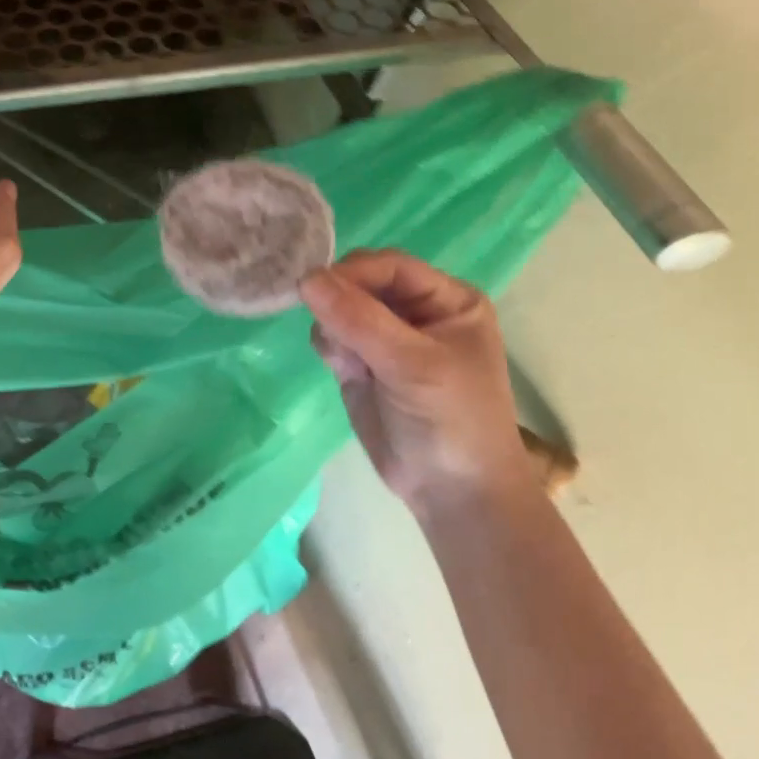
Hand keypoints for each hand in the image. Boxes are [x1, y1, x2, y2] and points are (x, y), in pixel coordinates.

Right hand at [300, 250, 534, 510]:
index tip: (315, 290)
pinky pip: (331, 336)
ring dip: (332, 328)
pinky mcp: (361, 364)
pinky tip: (343, 370)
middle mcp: (416, 312)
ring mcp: (386, 339)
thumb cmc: (451, 421)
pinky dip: (329, 347)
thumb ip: (359, 319)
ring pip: (338, 308)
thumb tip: (306, 279)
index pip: (389, 266)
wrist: (451, 492)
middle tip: (332, 332)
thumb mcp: (412, 364)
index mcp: (448, 301)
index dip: (352, 273)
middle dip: (338, 302)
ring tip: (347, 361)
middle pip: (359, 282)